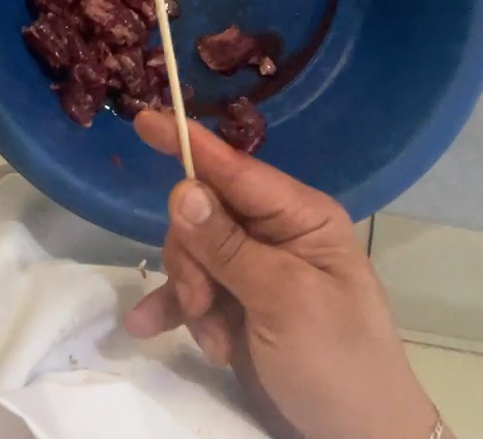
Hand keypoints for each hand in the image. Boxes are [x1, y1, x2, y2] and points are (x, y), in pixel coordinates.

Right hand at [124, 112, 445, 438]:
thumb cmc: (338, 363)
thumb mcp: (285, 301)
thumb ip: (228, 246)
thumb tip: (182, 189)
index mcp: (299, 217)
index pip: (235, 168)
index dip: (189, 142)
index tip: (144, 119)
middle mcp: (274, 233)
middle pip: (203, 214)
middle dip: (192, 257)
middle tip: (201, 302)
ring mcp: (254, 270)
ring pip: (192, 252)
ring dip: (190, 295)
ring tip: (212, 337)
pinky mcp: (237, 305)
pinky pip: (192, 292)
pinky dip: (174, 309)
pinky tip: (148, 327)